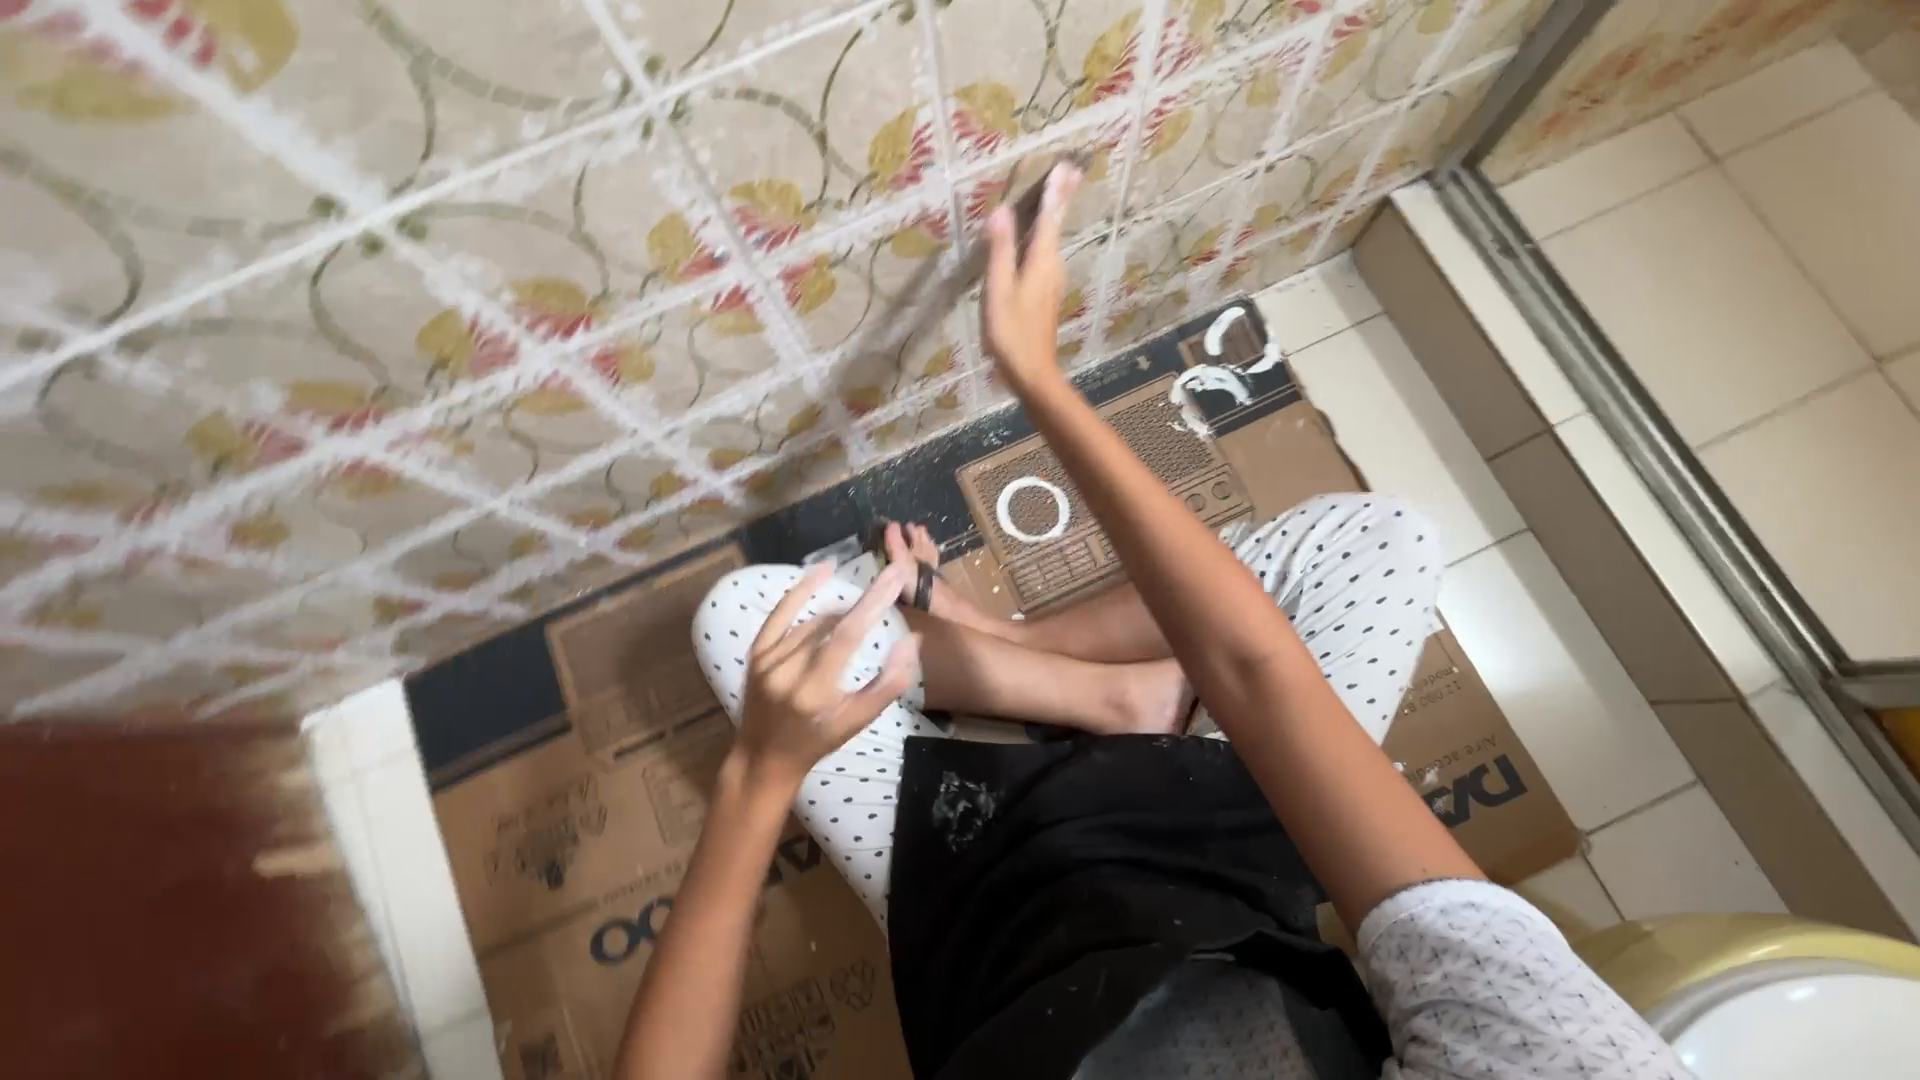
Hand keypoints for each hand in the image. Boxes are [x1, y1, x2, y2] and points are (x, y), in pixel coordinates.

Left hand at [730, 561, 921, 794]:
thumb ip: (888, 684)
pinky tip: (824, 571)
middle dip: (864, 601)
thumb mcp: (858, 721)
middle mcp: (786, 672)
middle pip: (831, 625)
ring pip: (812, 622)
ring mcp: (767, 660)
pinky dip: (803, 591)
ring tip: (860, 611)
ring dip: (839, 613)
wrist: (763, 757)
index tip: (895, 576)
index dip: (872, 603)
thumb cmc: (818, 741)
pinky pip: (781, 613)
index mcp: (814, 692)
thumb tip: (912, 641)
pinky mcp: (755, 653)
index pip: (846, 636)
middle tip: (890, 580)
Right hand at [983, 162, 1082, 394]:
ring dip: (1053, 216)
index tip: (1064, 165)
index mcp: (1041, 262)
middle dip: (1061, 197)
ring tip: (1054, 192)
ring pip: (1052, 240)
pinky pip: (1045, 255)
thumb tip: (1003, 212)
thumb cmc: (1011, 333)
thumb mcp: (999, 291)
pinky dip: (1044, 237)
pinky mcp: (1046, 295)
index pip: (1049, 217)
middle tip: (1070, 169)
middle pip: (1056, 225)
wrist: (1032, 372)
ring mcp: (1052, 282)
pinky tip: (1037, 238)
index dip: (1055, 191)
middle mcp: (1052, 267)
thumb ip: (1001, 251)